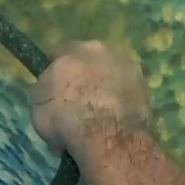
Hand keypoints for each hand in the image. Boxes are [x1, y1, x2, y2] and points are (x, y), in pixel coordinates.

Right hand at [30, 42, 154, 154]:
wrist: (106, 136)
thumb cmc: (65, 115)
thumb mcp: (37, 102)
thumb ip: (46, 89)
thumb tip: (54, 94)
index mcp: (78, 48)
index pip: (60, 52)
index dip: (53, 69)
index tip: (50, 87)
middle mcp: (108, 51)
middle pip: (90, 63)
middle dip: (83, 80)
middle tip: (74, 105)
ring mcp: (132, 71)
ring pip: (111, 80)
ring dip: (103, 94)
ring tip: (94, 122)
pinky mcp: (147, 93)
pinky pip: (126, 99)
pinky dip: (119, 109)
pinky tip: (110, 127)